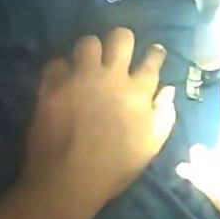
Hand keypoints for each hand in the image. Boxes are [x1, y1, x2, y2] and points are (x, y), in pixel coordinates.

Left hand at [18, 29, 176, 216]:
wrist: (67, 180)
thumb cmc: (114, 168)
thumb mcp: (150, 147)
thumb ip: (163, 115)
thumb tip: (167, 90)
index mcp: (137, 92)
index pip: (152, 60)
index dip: (155, 53)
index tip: (153, 52)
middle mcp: (110, 77)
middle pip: (120, 38)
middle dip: (121, 38)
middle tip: (117, 49)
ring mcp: (78, 78)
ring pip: (87, 42)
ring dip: (90, 50)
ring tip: (87, 62)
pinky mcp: (52, 85)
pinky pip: (57, 63)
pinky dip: (61, 69)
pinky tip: (63, 79)